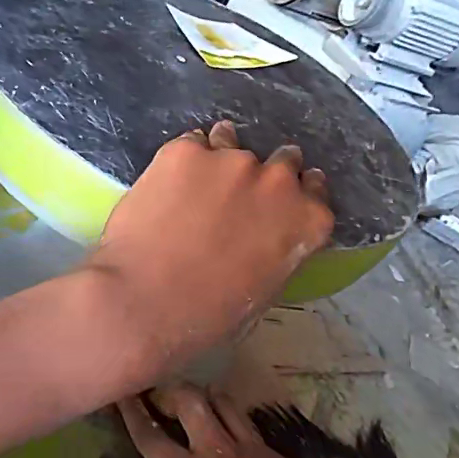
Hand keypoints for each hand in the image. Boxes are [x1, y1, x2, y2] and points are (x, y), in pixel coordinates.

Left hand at [87, 122, 332, 365]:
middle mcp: (277, 182)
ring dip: (218, 157)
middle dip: (258, 174)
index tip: (274, 197)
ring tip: (194, 179)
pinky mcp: (183, 152)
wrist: (144, 299)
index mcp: (307, 221)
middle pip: (279, 161)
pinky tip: (165, 178)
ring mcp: (229, 161)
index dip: (294, 192)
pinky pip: (188, 143)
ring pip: (229, 143)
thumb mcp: (262, 290)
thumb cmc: (206, 314)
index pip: (314, 189)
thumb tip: (260, 237)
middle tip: (231, 191)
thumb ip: (274, 250)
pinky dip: (180, 159)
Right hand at [118, 385, 360, 457]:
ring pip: (227, 404)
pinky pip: (256, 437)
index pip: (150, 435)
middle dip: (170, 393)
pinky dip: (239, 437)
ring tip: (200, 411)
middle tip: (163, 403)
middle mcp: (222, 456)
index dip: (132, 412)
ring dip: (207, 401)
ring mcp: (261, 456)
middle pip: (190, 399)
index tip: (121, 395)